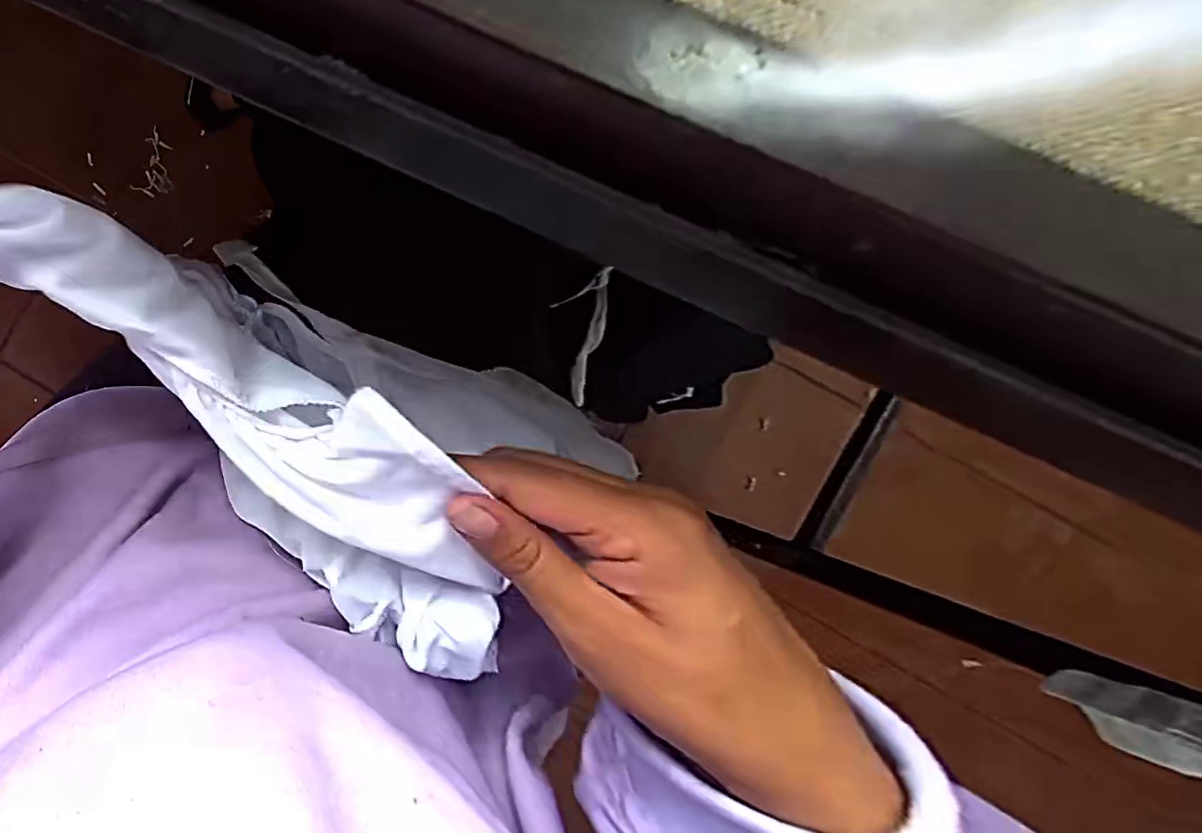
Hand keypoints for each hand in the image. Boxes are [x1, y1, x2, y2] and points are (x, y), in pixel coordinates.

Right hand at [449, 450, 904, 832]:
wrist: (796, 743)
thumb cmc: (699, 698)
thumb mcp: (599, 634)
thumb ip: (528, 558)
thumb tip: (462, 504)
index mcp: (640, 518)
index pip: (529, 476)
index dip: (468, 477)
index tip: (416, 491)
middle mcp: (649, 496)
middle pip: (541, 468)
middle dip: (484, 484)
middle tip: (435, 515)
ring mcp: (657, 508)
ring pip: (557, 480)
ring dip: (509, 498)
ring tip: (468, 528)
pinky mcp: (657, 526)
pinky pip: (580, 500)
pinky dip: (539, 511)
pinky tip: (521, 538)